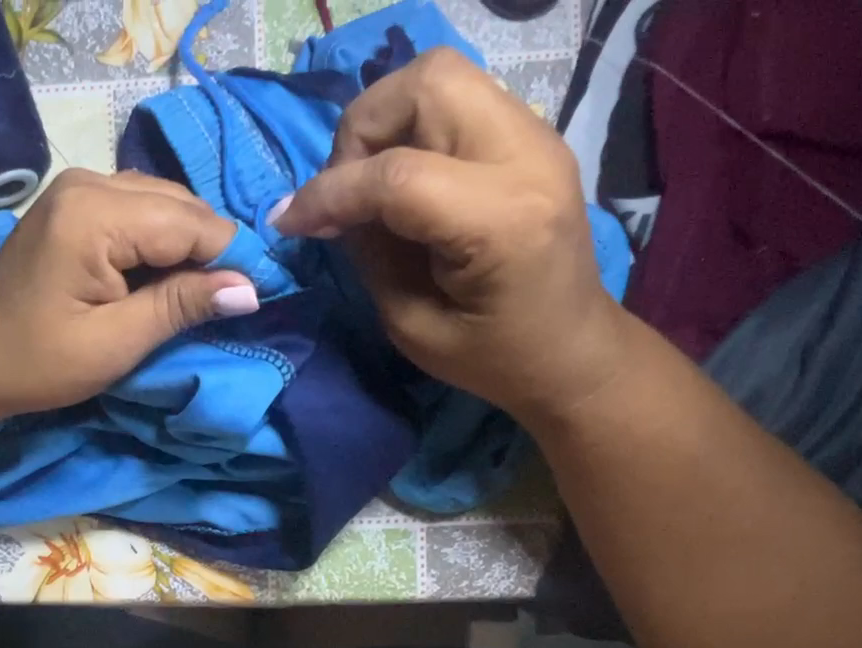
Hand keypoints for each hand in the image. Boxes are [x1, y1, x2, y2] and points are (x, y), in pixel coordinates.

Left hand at [0, 169, 254, 427]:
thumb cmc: (35, 363)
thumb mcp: (114, 344)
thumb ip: (181, 307)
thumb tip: (251, 289)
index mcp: (94, 214)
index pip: (191, 222)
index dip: (231, 260)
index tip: (256, 300)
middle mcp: (88, 182)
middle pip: (180, 205)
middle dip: (211, 251)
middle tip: (229, 302)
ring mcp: (77, 187)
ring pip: (163, 204)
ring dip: (187, 246)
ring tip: (195, 295)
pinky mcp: (73, 203)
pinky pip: (138, 210)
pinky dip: (160, 241)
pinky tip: (161, 278)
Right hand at [271, 48, 626, 421]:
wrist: (571, 350)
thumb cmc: (491, 357)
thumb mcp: (410, 325)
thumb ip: (368, 254)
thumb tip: (326, 208)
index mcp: (501, 223)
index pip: (397, 174)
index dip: (329, 192)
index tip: (290, 222)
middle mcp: (527, 158)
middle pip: (425, 84)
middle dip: (361, 130)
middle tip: (345, 191)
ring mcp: (536, 137)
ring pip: (438, 76)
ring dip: (385, 122)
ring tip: (370, 182)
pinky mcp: (529, 135)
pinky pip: (455, 99)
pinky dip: (411, 127)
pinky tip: (403, 180)